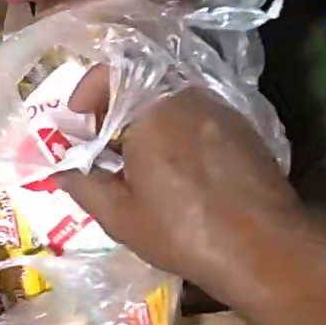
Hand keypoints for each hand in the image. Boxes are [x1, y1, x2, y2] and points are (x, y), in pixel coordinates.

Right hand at [56, 89, 310, 310]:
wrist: (266, 251)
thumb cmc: (182, 231)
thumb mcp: (119, 215)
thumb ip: (83, 185)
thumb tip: (59, 171)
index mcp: (152, 110)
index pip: (111, 73)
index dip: (87, 91)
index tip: (77, 122)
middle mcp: (188, 98)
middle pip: (140, 88)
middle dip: (113, 113)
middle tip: (100, 148)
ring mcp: (221, 112)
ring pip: (169, 104)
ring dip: (145, 125)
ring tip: (135, 165)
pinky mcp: (244, 130)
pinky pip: (195, 119)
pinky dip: (175, 134)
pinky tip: (174, 172)